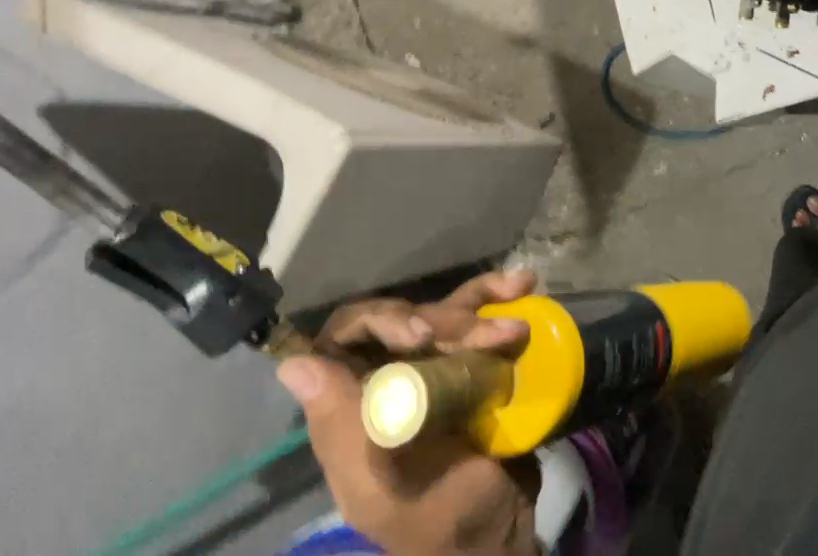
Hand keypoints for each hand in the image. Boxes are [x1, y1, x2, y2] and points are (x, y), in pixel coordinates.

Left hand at [277, 269, 543, 555]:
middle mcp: (388, 379)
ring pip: (448, 312)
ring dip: (482, 307)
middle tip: (491, 338)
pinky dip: (501, 298)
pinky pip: (485, 318)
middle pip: (407, 318)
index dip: (380, 320)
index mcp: (351, 407)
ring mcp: (438, 369)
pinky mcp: (481, 365)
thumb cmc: (437, 519)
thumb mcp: (385, 485)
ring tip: (517, 326)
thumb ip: (346, 429)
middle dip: (450, 322)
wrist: (501, 533)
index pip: (346, 338)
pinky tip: (523, 285)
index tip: (421, 335)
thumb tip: (294, 365)